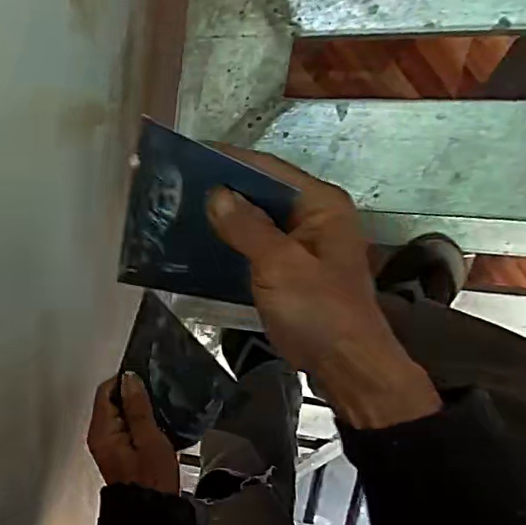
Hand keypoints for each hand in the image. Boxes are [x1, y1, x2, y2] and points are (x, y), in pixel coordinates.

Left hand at [87, 374, 180, 494]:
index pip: (105, 391)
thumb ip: (137, 407)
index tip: (146, 378)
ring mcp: (109, 446)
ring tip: (159, 408)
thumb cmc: (151, 481)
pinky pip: (126, 427)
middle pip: (111, 401)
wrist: (151, 515)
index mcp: (102, 432)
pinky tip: (155, 424)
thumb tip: (129, 379)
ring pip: (119, 413)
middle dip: (132, 394)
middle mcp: (100, 437)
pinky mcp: (119, 453)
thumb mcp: (149, 439)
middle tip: (156, 394)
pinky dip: (139, 421)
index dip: (124, 381)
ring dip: (137, 408)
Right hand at [204, 145, 440, 429]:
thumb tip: (215, 194)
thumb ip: (246, 227)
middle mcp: (315, 218)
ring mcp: (305, 246)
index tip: (190, 157)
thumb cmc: (318, 312)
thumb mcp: (278, 266)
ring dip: (226, 219)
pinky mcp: (293, 271)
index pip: (269, 170)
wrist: (347, 367)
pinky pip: (258, 247)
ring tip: (182, 214)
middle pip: (264, 193)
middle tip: (178, 189)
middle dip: (224, 191)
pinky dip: (235, 245)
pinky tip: (204, 247)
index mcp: (321, 205)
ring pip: (259, 222)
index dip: (230, 162)